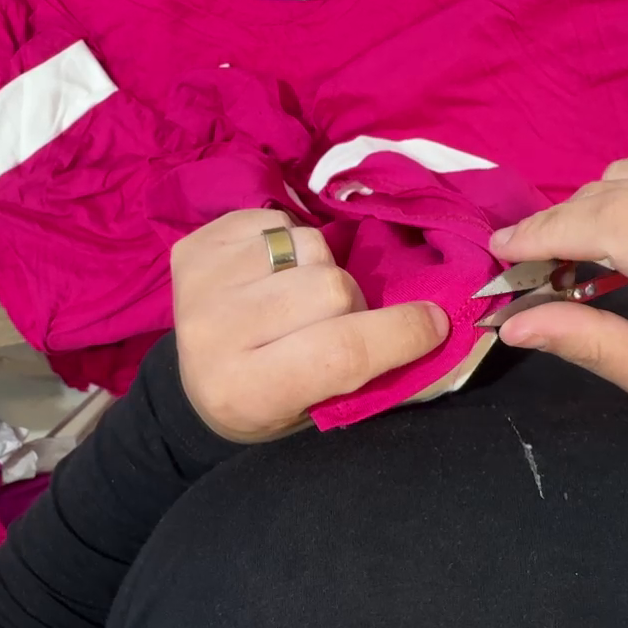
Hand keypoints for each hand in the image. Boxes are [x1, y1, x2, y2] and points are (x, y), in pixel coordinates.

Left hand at [172, 209, 449, 441]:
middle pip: (330, 284)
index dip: (400, 333)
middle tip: (335, 319)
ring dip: (317, 266)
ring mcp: (197, 286)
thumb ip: (367, 371)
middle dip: (351, 300)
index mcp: (247, 392)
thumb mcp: (316, 409)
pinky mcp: (192, 248)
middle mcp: (213, 335)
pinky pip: (274, 219)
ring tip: (294, 294)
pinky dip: (285, 241)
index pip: (340, 352)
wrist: (192, 385)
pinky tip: (268, 273)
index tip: (435, 322)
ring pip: (305, 242)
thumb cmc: (270, 404)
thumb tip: (433, 318)